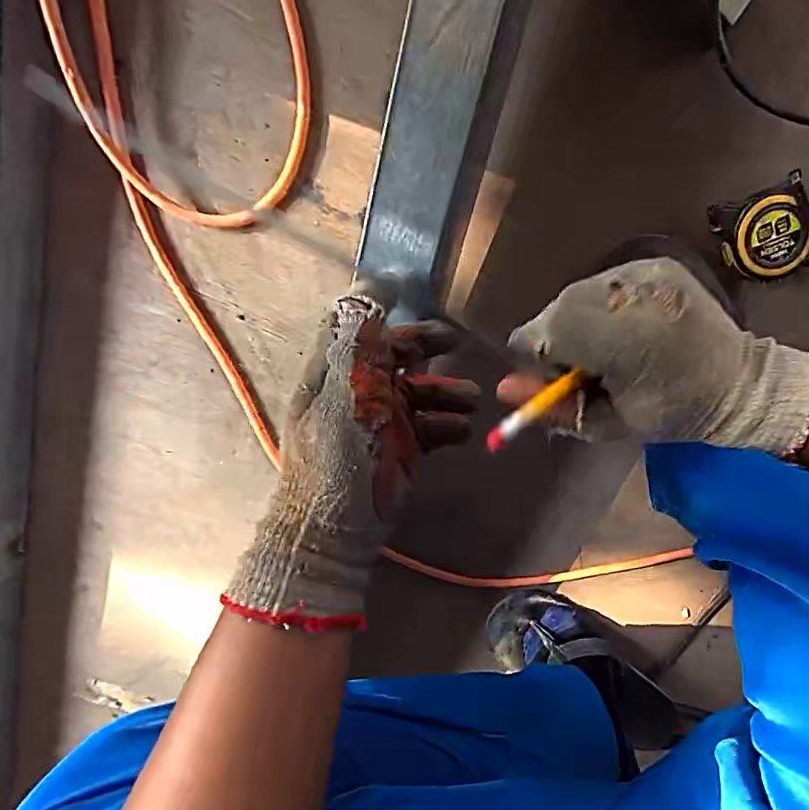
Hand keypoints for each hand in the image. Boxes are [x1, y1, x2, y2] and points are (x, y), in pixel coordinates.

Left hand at [224, 295, 476, 629]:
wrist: (338, 525)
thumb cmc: (339, 454)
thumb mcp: (348, 390)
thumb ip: (363, 339)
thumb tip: (374, 284)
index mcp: (336, 370)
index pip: (360, 325)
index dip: (387, 308)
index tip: (421, 299)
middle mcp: (358, 389)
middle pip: (397, 354)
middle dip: (429, 347)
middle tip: (459, 342)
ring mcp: (381, 419)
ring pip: (421, 390)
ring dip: (447, 390)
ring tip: (472, 398)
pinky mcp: (403, 447)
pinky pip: (431, 424)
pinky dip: (449, 423)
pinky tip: (462, 430)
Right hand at [497, 257, 808, 454]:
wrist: (741, 381)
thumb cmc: (674, 411)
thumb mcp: (609, 422)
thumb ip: (553, 406)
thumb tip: (503, 389)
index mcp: (617, 336)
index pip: (540, 333)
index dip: (542, 361)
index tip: (567, 379)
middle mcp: (625, 292)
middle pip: (557, 309)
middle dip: (561, 340)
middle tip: (593, 368)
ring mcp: (643, 271)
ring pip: (579, 294)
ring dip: (581, 321)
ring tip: (615, 347)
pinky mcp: (656, 262)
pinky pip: (605, 283)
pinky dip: (604, 307)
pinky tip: (631, 328)